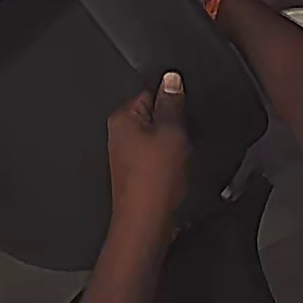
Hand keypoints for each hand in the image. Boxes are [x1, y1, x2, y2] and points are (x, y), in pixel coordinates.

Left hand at [106, 72, 190, 239]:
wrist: (146, 223)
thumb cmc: (153, 182)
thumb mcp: (171, 133)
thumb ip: (171, 103)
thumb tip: (171, 79)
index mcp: (122, 118)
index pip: (150, 91)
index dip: (172, 100)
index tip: (183, 113)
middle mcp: (120, 134)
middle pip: (155, 114)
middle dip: (174, 125)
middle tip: (181, 140)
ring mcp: (127, 153)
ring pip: (159, 137)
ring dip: (173, 145)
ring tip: (176, 159)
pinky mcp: (137, 170)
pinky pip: (158, 156)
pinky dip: (169, 161)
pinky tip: (174, 172)